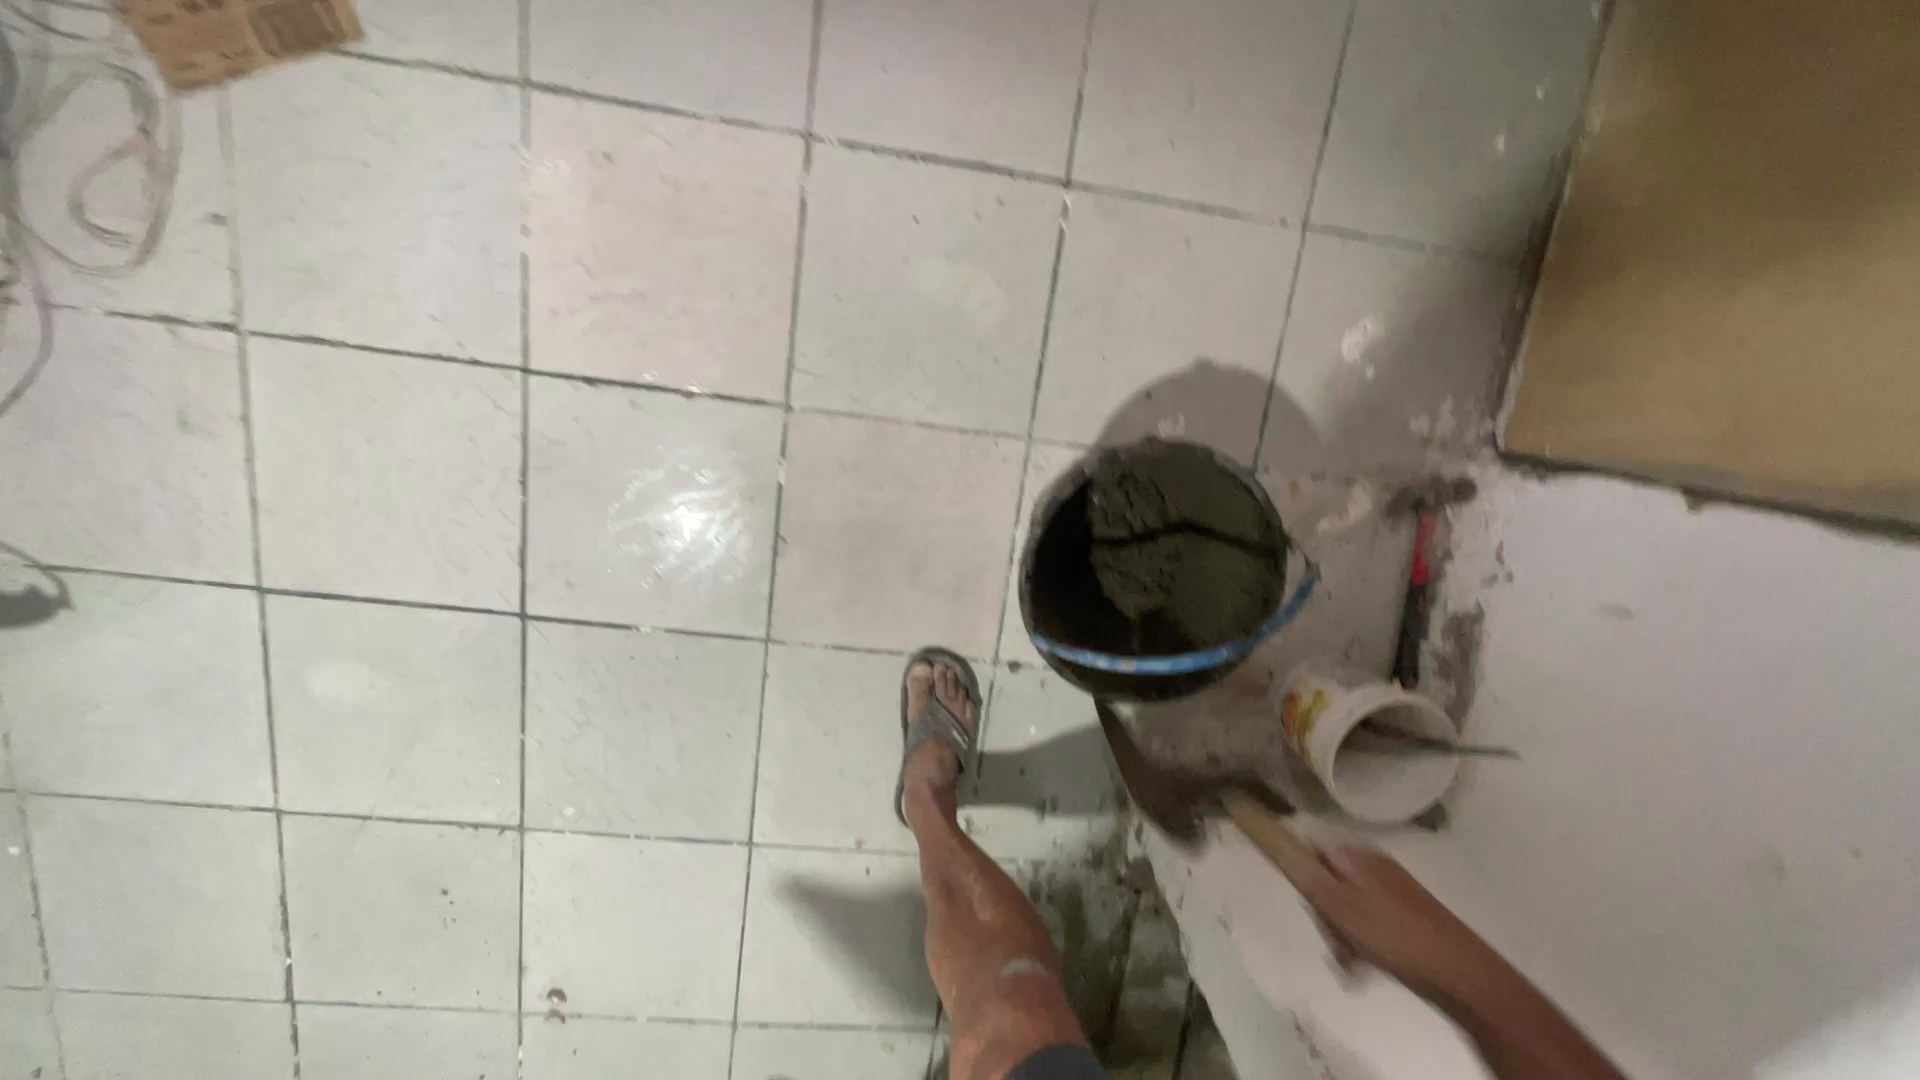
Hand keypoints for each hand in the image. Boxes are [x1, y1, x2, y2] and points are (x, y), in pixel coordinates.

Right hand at [1269, 843, 1503, 1006]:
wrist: (1460, 973)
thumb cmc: (1392, 936)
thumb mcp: (1339, 905)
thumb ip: (1308, 874)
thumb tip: (1283, 841)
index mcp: (1356, 856)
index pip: (1311, 851)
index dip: (1302, 878)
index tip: (1307, 906)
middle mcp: (1373, 865)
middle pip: (1328, 882)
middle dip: (1324, 915)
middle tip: (1333, 941)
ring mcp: (1393, 890)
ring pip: (1347, 907)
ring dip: (1342, 935)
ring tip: (1351, 962)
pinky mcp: (1408, 916)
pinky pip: (1369, 923)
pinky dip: (1362, 944)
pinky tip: (1365, 968)